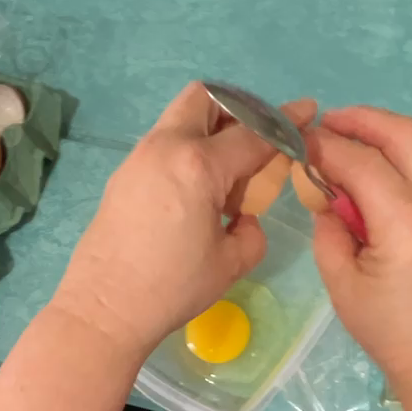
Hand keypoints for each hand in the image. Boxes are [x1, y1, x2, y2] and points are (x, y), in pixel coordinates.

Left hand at [54, 83, 313, 352]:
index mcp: (198, 165)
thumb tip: (244, 216)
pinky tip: (191, 197)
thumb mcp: (229, 265)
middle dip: (237, 111)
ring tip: (220, 181)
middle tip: (251, 145)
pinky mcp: (120, 179)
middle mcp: (165, 148)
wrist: (104, 310)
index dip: (286, 125)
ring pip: (178, 121)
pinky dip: (183, 155)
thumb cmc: (170, 290)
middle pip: (206, 100)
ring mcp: (137, 160)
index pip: (253, 135)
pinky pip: (160, 148)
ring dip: (207, 133)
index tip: (307, 114)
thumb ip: (251, 231)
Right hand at [307, 107, 411, 398]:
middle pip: (403, 133)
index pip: (360, 161)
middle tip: (327, 122)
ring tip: (343, 147)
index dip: (325, 147)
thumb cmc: (390, 330)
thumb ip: (330, 233)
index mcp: (405, 217)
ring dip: (381, 139)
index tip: (297, 141)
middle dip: (362, 120)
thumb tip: (327, 200)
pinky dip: (395, 165)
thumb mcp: (342, 286)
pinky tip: (368, 184)